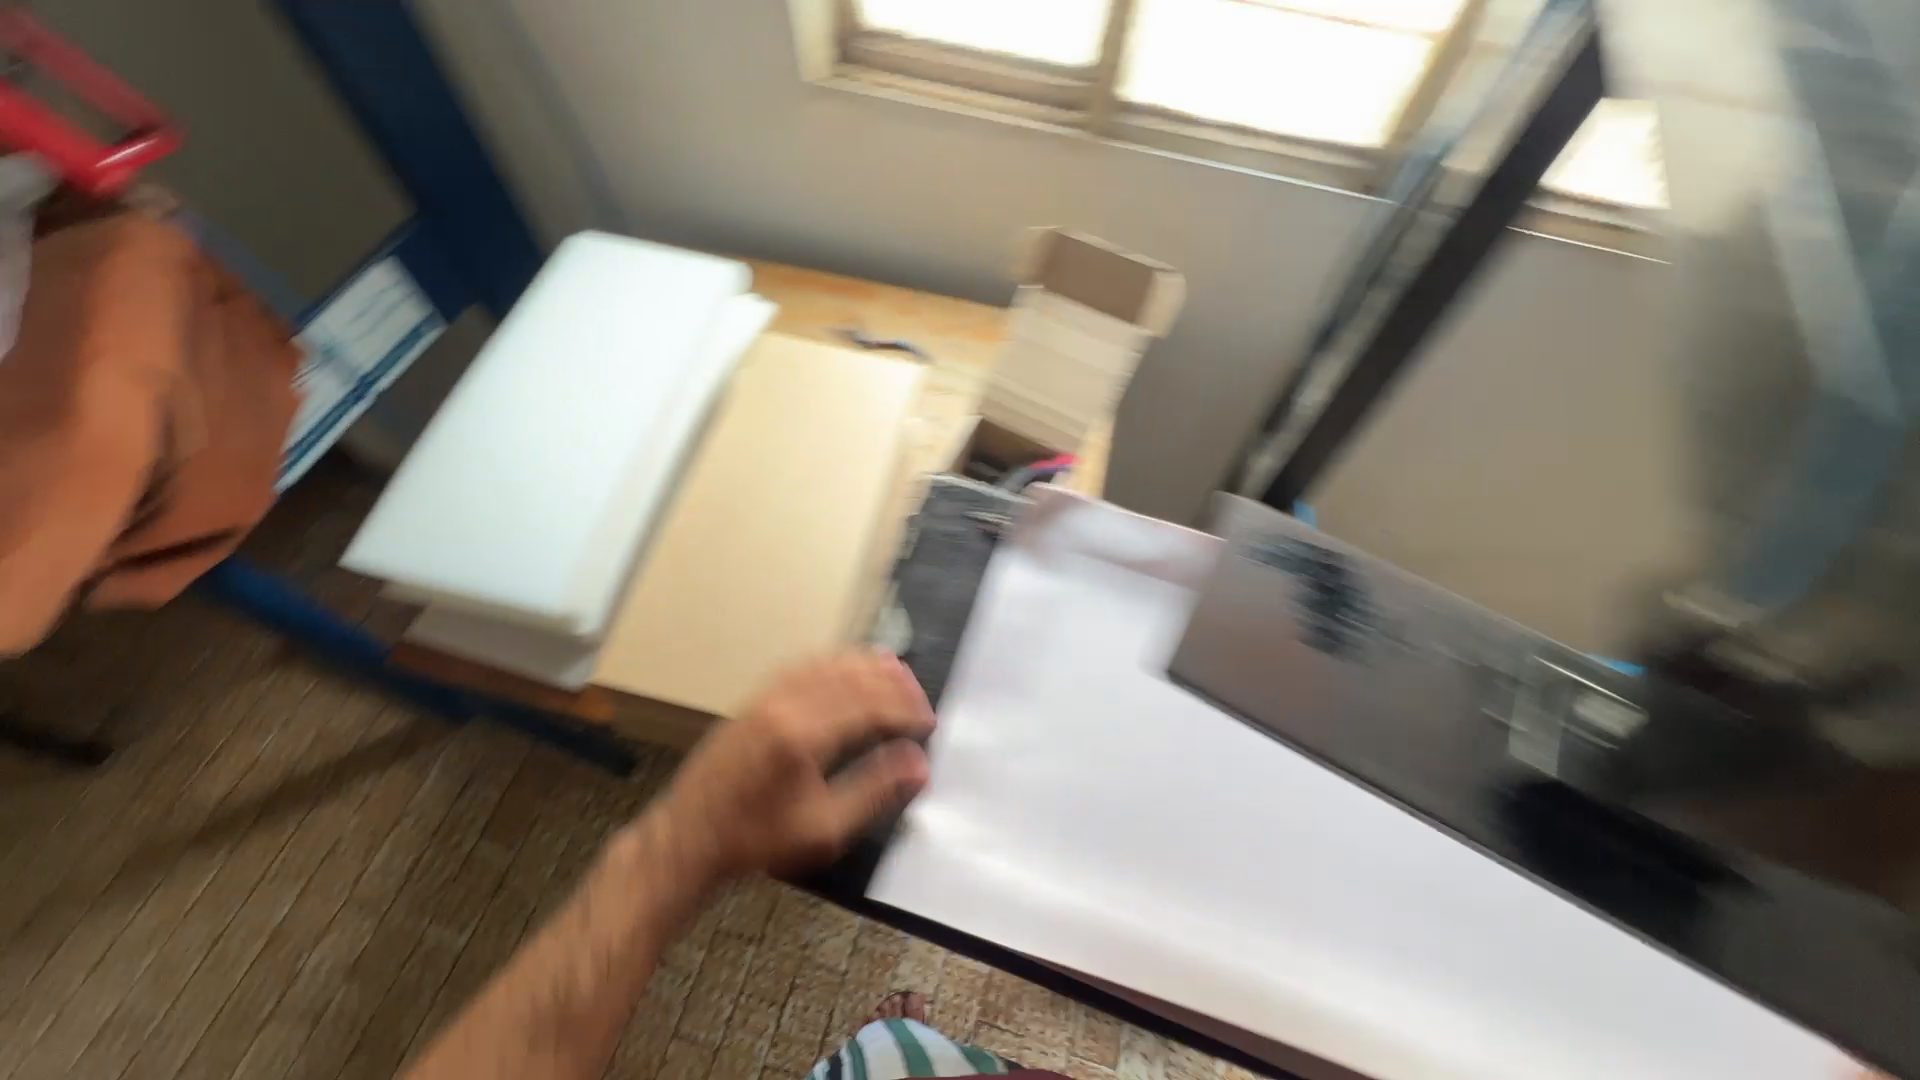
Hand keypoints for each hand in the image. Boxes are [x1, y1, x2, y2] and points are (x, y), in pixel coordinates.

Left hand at [649, 650, 936, 882]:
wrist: (689, 837)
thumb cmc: (755, 839)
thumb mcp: (823, 828)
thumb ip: (874, 792)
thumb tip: (919, 766)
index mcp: (803, 735)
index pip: (869, 706)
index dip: (905, 710)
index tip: (928, 723)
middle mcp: (785, 705)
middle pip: (851, 678)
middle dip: (891, 683)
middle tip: (919, 696)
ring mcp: (767, 698)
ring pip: (827, 665)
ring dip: (864, 664)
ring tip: (895, 669)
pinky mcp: (754, 701)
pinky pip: (801, 666)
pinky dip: (831, 661)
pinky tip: (845, 667)